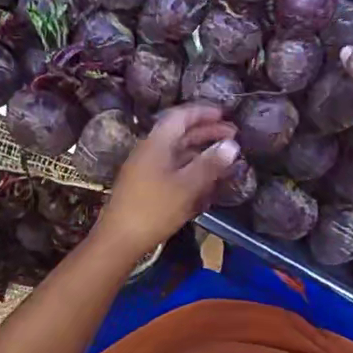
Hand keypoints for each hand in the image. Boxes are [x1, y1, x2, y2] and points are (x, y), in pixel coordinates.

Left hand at [93, 105, 239, 257]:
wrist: (119, 240)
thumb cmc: (154, 209)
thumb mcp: (187, 186)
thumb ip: (210, 164)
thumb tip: (232, 145)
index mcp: (156, 143)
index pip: (181, 116)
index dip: (203, 113)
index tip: (225, 114)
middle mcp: (149, 151)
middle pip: (180, 134)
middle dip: (207, 132)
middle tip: (233, 135)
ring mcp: (145, 169)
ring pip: (177, 153)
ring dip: (200, 152)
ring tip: (224, 158)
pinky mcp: (145, 186)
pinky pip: (172, 169)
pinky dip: (191, 169)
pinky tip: (206, 181)